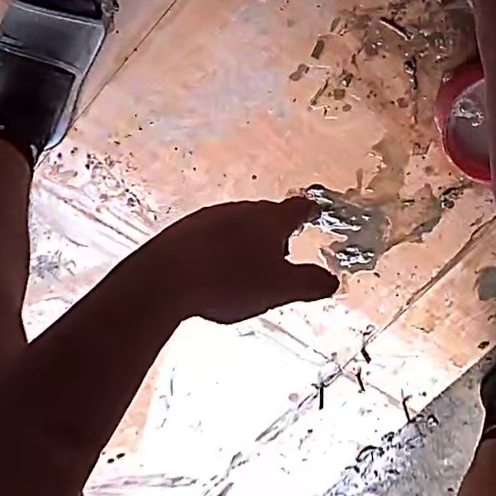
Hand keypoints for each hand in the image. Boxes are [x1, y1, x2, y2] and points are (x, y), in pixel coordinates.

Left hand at [149, 198, 337, 323]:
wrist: (164, 280)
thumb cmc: (228, 279)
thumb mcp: (278, 289)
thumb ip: (309, 284)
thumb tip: (331, 281)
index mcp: (271, 219)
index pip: (298, 207)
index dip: (308, 211)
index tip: (314, 211)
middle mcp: (243, 210)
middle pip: (267, 215)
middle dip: (276, 232)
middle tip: (282, 252)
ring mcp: (211, 218)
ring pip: (238, 223)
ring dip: (245, 240)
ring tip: (247, 266)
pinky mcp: (184, 232)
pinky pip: (211, 235)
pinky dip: (219, 248)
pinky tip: (214, 270)